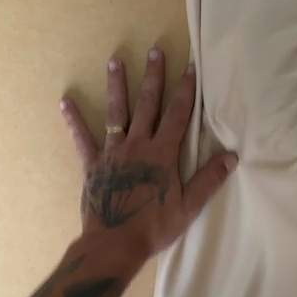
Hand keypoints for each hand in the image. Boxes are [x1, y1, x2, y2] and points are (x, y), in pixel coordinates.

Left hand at [61, 46, 235, 262]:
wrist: (114, 245)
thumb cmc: (154, 227)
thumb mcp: (189, 206)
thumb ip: (209, 179)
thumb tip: (232, 156)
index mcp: (162, 153)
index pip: (178, 114)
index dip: (186, 90)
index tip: (190, 67)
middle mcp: (137, 144)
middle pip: (147, 104)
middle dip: (153, 77)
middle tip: (154, 51)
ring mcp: (112, 152)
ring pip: (116, 112)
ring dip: (116, 86)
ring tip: (114, 61)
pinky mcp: (92, 165)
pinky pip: (82, 139)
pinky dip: (74, 120)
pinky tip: (64, 102)